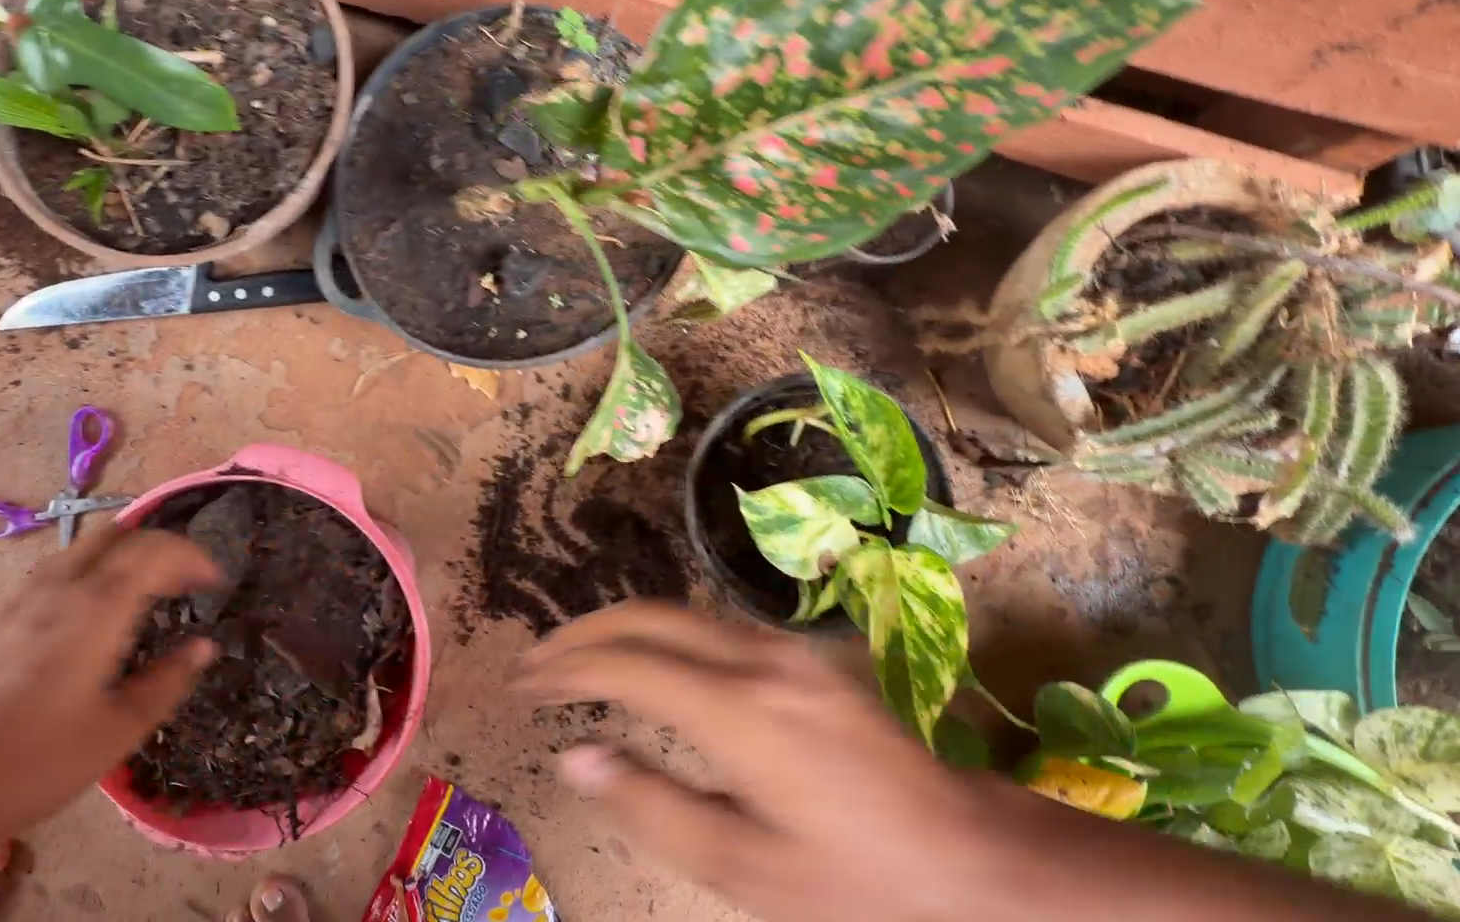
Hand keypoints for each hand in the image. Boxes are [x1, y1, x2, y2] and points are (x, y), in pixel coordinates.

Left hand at [0, 525, 219, 858]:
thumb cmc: (21, 765)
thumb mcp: (111, 735)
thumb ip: (164, 683)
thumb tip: (202, 647)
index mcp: (96, 607)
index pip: (156, 550)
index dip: (193, 555)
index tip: (216, 580)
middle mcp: (57, 588)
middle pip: (116, 534)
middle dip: (159, 544)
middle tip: (184, 579)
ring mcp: (15, 600)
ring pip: (80, 550)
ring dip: (121, 556)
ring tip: (142, 594)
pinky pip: (52, 574)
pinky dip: (88, 576)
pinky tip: (85, 622)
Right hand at [513, 603, 1006, 921]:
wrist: (978, 861)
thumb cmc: (857, 884)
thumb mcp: (742, 867)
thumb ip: (648, 803)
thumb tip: (575, 755)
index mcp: (740, 711)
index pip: (627, 663)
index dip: (565, 668)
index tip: (521, 684)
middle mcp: (760, 658)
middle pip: (647, 615)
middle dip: (581, 633)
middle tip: (533, 664)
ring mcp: (788, 649)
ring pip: (680, 614)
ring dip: (620, 630)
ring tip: (573, 662)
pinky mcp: (806, 655)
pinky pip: (711, 628)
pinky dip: (660, 638)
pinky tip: (643, 666)